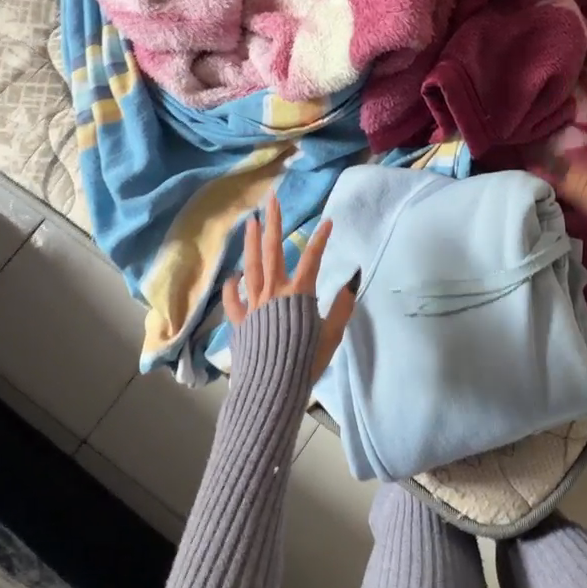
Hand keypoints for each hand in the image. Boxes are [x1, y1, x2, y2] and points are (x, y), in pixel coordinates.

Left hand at [222, 194, 353, 383]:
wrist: (272, 388)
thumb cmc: (306, 363)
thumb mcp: (331, 336)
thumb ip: (341, 308)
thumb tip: (352, 282)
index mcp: (299, 294)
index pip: (312, 258)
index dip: (321, 239)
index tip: (328, 221)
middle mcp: (274, 293)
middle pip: (272, 251)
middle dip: (273, 222)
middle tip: (272, 199)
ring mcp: (254, 305)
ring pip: (251, 266)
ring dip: (250, 242)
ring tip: (250, 220)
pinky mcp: (241, 321)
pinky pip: (234, 299)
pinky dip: (233, 286)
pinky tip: (233, 275)